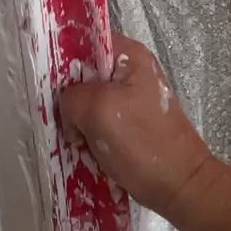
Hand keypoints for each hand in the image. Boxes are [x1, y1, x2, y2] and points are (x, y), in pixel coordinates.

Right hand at [58, 35, 216, 216]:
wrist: (181, 188)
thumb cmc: (143, 143)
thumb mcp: (99, 110)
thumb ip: (72, 97)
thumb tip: (70, 111)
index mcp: (130, 55)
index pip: (87, 42)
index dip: (66, 60)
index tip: (50, 84)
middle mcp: (132, 70)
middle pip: (86, 73)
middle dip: (71, 96)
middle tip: (65, 118)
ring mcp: (133, 97)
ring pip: (91, 100)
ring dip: (80, 120)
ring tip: (77, 139)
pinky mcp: (132, 122)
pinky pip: (100, 120)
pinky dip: (90, 133)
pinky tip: (86, 149)